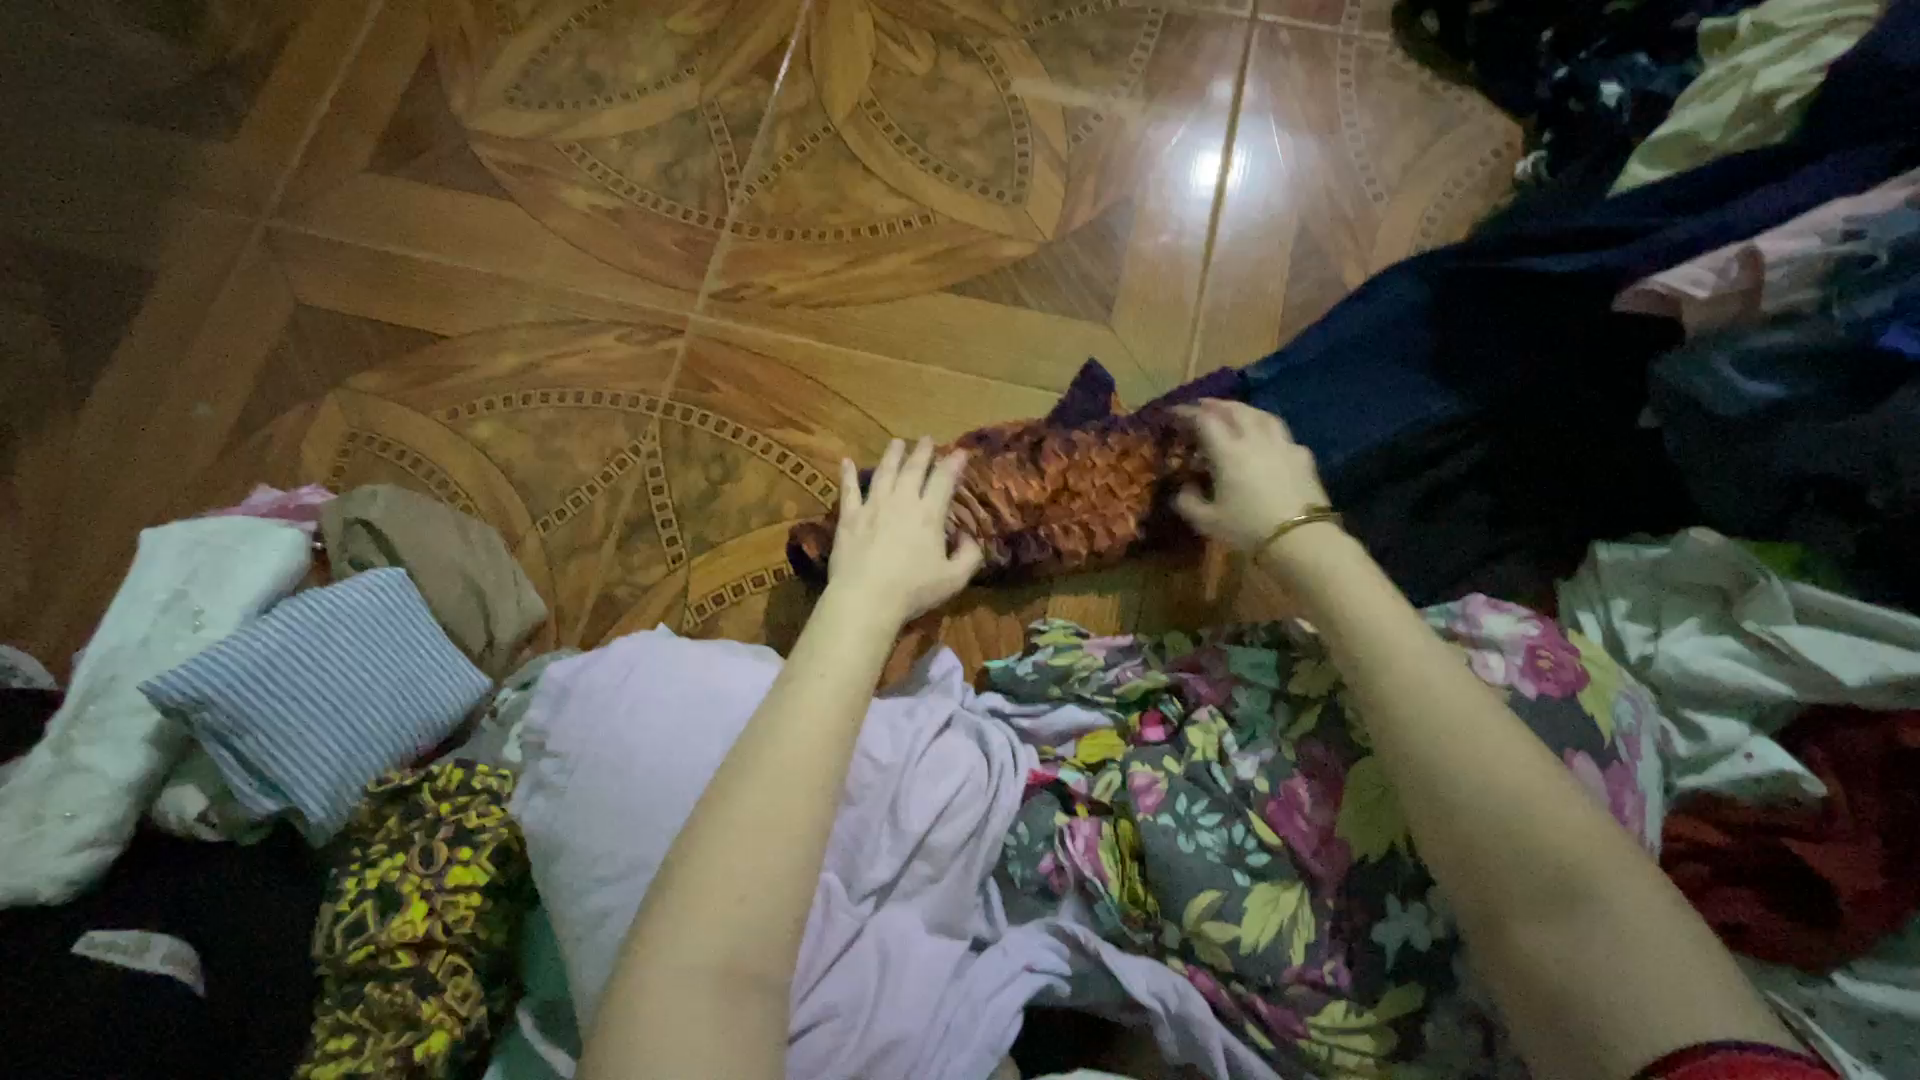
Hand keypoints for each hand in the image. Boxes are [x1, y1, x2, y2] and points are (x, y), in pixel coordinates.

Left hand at [827, 436, 984, 625]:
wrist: (866, 598)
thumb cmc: (913, 590)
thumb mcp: (954, 579)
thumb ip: (969, 556)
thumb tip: (969, 537)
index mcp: (928, 514)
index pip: (944, 480)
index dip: (953, 463)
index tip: (960, 452)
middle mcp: (901, 502)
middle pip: (913, 469)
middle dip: (922, 452)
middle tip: (927, 439)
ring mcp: (873, 507)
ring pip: (884, 473)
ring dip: (892, 455)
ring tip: (896, 442)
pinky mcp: (849, 518)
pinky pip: (848, 490)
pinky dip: (848, 474)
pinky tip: (846, 461)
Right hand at [1173, 399, 1331, 552]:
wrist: (1300, 539)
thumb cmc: (1248, 529)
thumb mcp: (1207, 522)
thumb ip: (1188, 502)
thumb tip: (1185, 488)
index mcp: (1228, 452)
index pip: (1204, 420)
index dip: (1186, 412)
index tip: (1174, 412)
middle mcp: (1255, 440)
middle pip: (1235, 410)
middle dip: (1215, 404)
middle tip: (1202, 405)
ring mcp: (1283, 445)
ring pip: (1262, 415)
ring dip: (1244, 409)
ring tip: (1236, 412)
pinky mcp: (1302, 456)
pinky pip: (1282, 434)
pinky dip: (1268, 429)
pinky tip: (1267, 439)